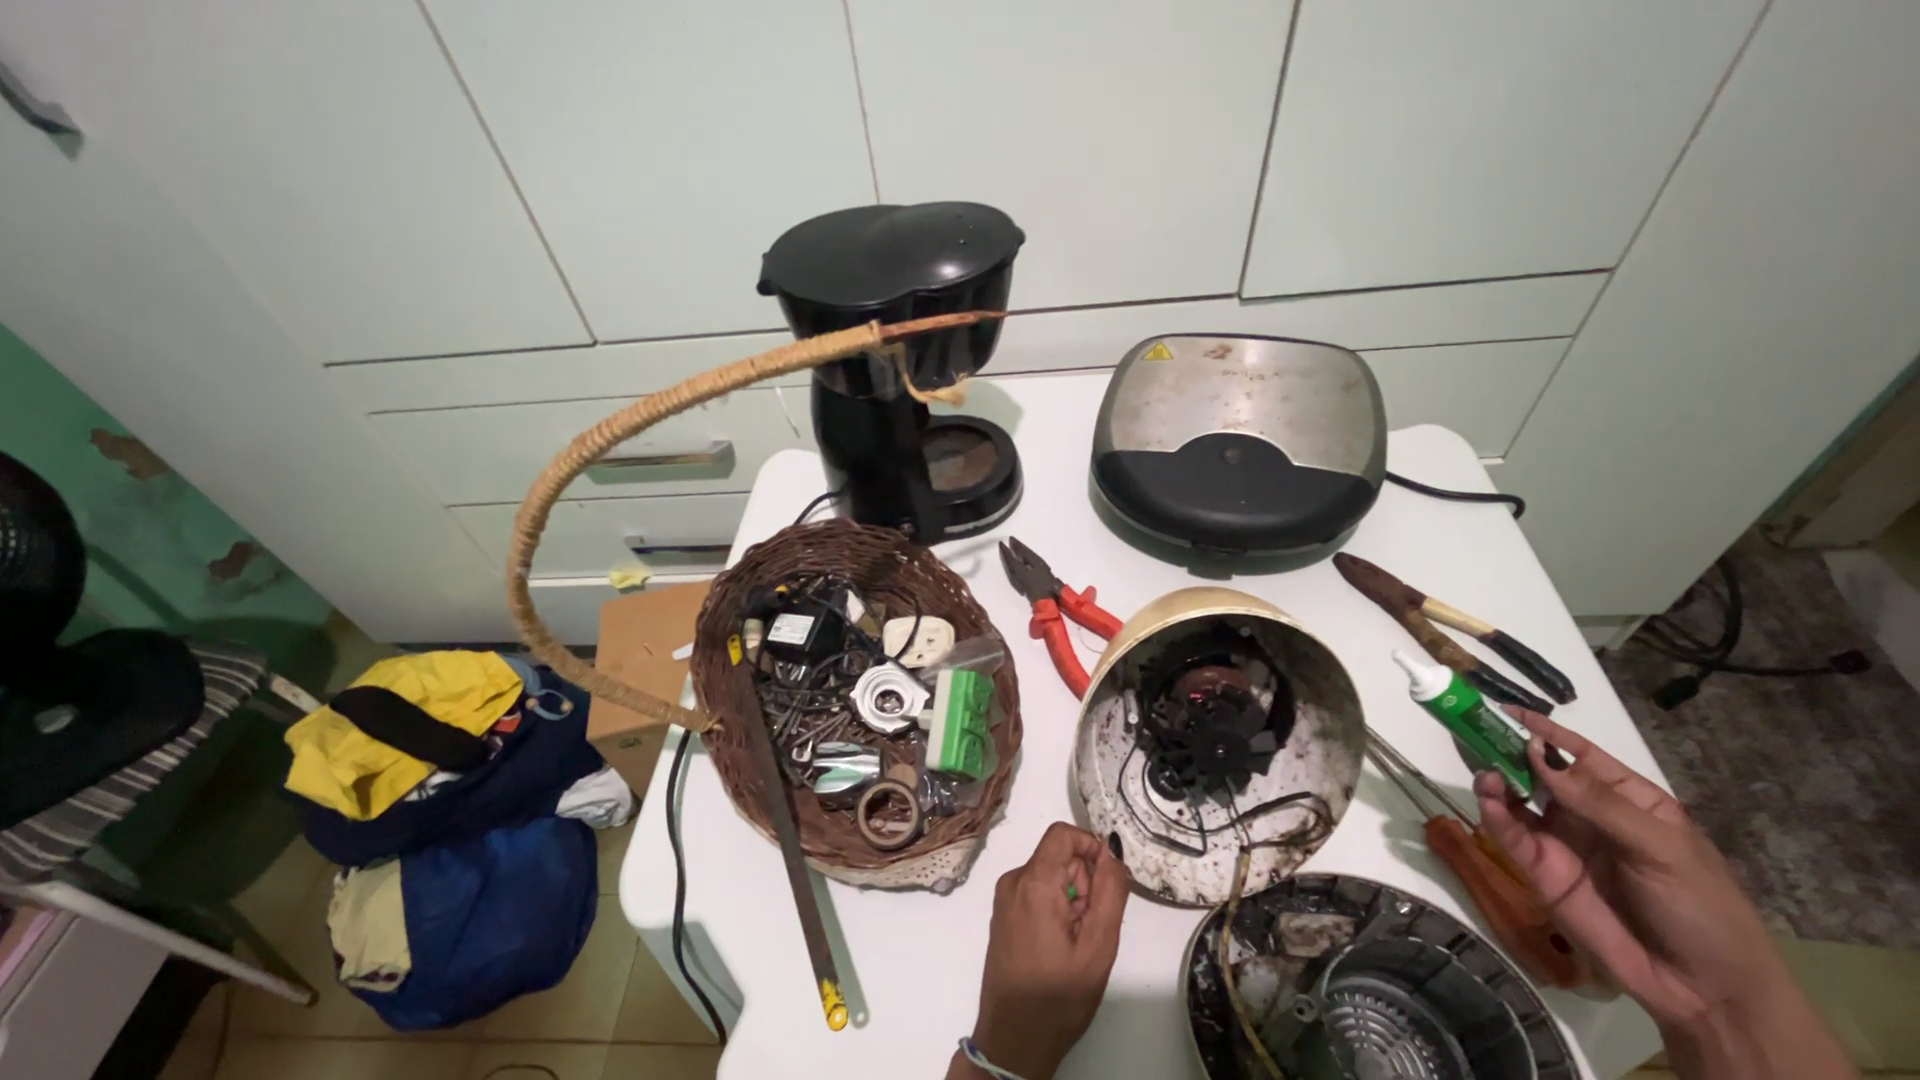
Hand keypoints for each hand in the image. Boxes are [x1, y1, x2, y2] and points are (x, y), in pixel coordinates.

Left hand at [953, 822, 1130, 1079]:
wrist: (1013, 1039)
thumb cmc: (1058, 996)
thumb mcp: (1098, 946)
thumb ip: (1110, 892)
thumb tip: (1112, 852)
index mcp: (1033, 882)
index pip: (1063, 834)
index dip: (1091, 847)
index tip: (1108, 882)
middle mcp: (1013, 882)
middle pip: (1058, 857)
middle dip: (1084, 882)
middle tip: (1092, 926)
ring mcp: (1004, 899)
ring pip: (1050, 876)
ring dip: (1072, 899)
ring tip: (1077, 942)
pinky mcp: (1003, 916)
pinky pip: (1036, 893)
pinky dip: (1056, 909)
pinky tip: (1061, 947)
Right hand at [1475, 709, 1852, 1078]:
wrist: (1704, 989)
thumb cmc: (1700, 906)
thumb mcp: (1658, 846)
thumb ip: (1594, 800)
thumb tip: (1536, 749)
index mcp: (1627, 799)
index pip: (1577, 753)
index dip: (1542, 729)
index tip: (1502, 708)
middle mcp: (1586, 814)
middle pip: (1537, 771)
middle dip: (1505, 749)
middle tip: (1471, 729)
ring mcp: (1561, 842)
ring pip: (1517, 799)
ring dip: (1497, 781)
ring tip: (1486, 773)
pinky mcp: (1540, 872)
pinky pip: (1510, 835)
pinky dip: (1494, 815)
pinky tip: (1489, 801)